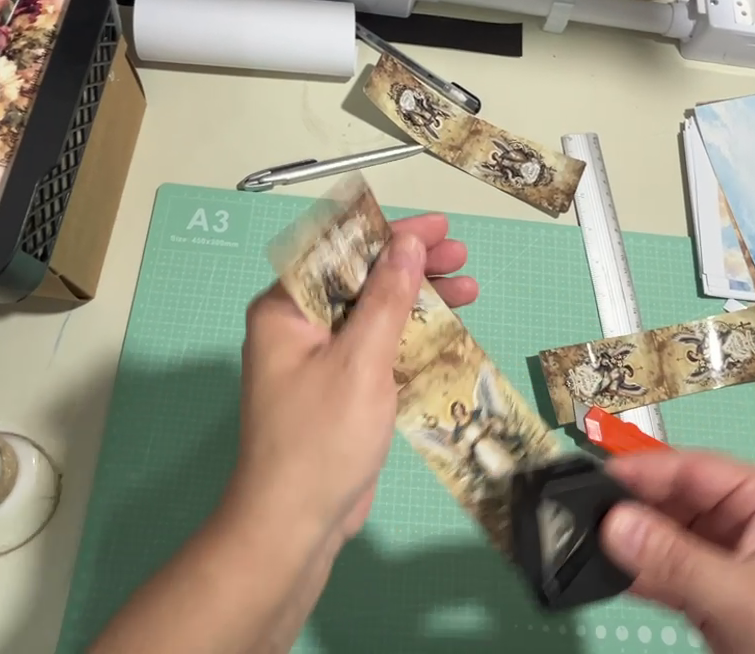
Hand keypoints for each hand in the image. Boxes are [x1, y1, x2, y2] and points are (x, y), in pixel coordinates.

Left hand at [227, 215, 477, 545]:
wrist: (296, 527)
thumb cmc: (320, 439)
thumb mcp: (360, 361)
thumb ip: (387, 298)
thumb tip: (408, 243)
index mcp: (286, 309)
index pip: (341, 251)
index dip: (391, 234)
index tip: (438, 227)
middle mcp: (299, 325)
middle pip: (362, 279)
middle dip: (412, 266)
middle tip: (460, 255)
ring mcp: (320, 357)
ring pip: (374, 312)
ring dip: (418, 300)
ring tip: (467, 287)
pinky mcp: (340, 386)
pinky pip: (378, 346)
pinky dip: (410, 336)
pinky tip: (447, 328)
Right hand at [601, 450, 754, 653]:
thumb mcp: (748, 597)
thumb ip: (678, 560)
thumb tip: (613, 522)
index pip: (688, 468)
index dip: (641, 470)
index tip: (592, 477)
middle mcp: (736, 519)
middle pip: (669, 499)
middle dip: (629, 509)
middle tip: (577, 515)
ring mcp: (720, 560)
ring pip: (660, 536)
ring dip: (627, 543)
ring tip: (582, 542)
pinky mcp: (707, 598)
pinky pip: (662, 573)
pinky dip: (635, 574)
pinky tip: (605, 573)